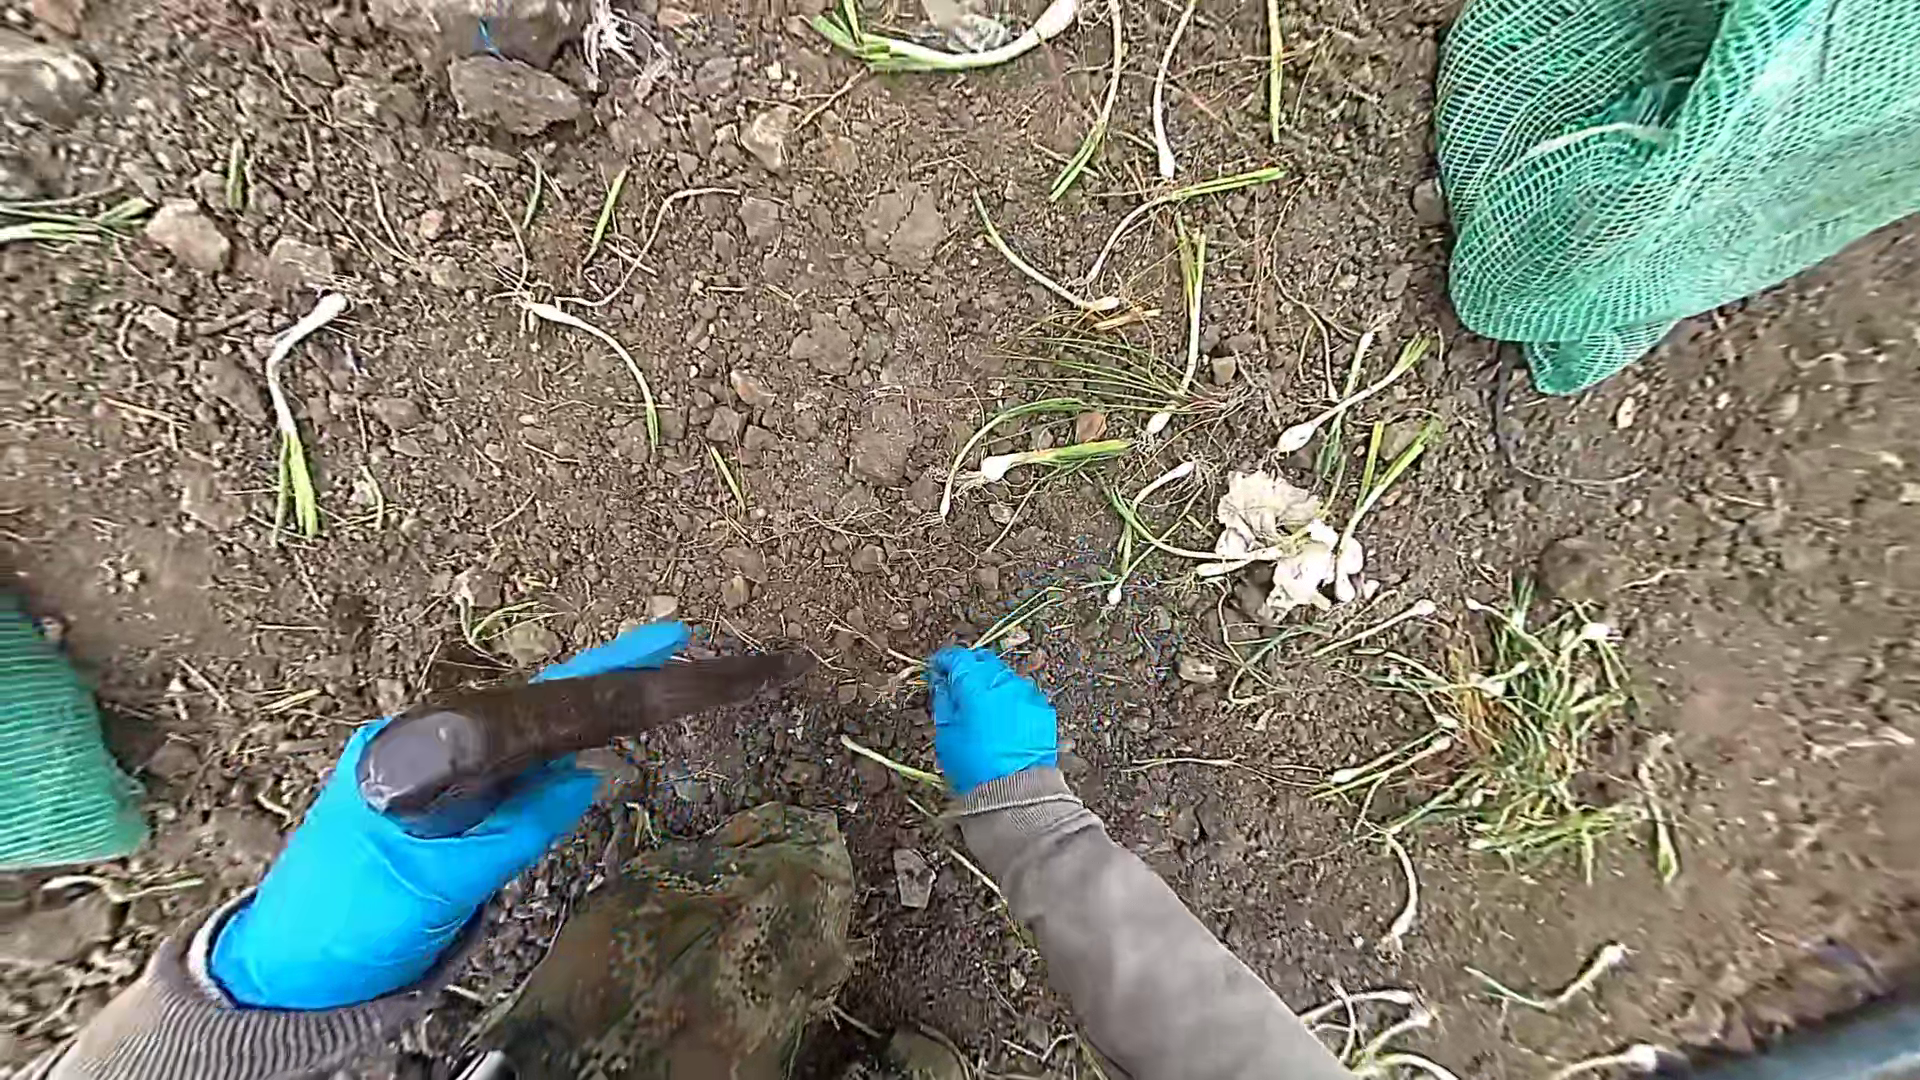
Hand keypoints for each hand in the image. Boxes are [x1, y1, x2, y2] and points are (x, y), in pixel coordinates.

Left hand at [210, 621, 690, 1008]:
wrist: (297, 977)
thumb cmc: (352, 922)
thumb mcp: (440, 880)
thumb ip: (517, 827)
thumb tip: (586, 775)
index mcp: (415, 743)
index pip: (527, 697)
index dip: (599, 669)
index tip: (660, 641)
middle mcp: (435, 739)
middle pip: (540, 700)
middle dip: (608, 675)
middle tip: (671, 645)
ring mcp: (452, 765)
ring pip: (539, 728)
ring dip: (595, 709)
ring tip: (652, 688)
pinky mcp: (467, 794)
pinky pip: (531, 761)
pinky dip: (573, 746)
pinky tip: (605, 734)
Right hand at [928, 647, 1057, 794]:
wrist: (1016, 792)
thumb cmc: (975, 765)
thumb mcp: (947, 733)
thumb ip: (943, 700)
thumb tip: (941, 681)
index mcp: (976, 685)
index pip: (957, 658)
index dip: (944, 661)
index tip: (937, 668)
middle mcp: (1003, 682)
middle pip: (983, 661)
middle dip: (969, 668)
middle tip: (958, 685)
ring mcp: (1025, 693)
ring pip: (1003, 676)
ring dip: (991, 684)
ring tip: (982, 706)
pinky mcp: (1041, 708)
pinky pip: (1021, 694)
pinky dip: (1010, 699)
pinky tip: (1003, 719)